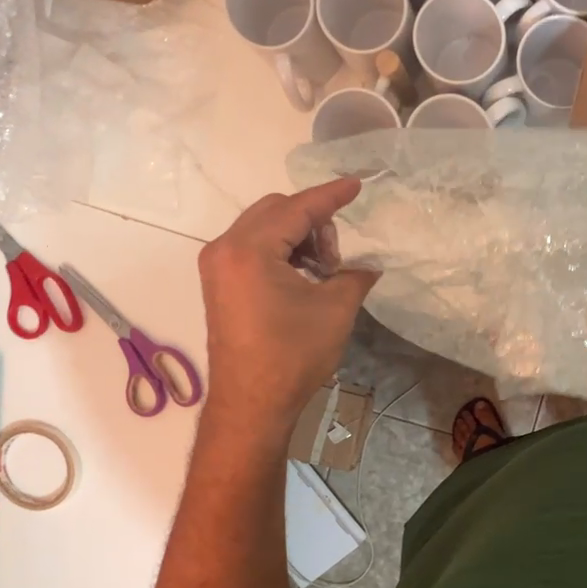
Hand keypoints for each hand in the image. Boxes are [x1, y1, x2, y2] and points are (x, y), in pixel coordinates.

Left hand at [196, 177, 377, 439]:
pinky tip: (301, 280)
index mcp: (250, 249)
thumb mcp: (335, 310)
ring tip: (322, 274)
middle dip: (312, 223)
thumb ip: (354, 276)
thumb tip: (369, 265)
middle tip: (336, 259)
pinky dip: (280, 253)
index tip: (356, 185)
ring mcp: (217, 267)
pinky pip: (252, 249)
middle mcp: (225, 248)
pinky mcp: (219, 285)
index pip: (297, 209)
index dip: (330, 196)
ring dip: (297, 239)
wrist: (252, 403)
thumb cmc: (293, 354)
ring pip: (263, 228)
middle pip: (275, 211)